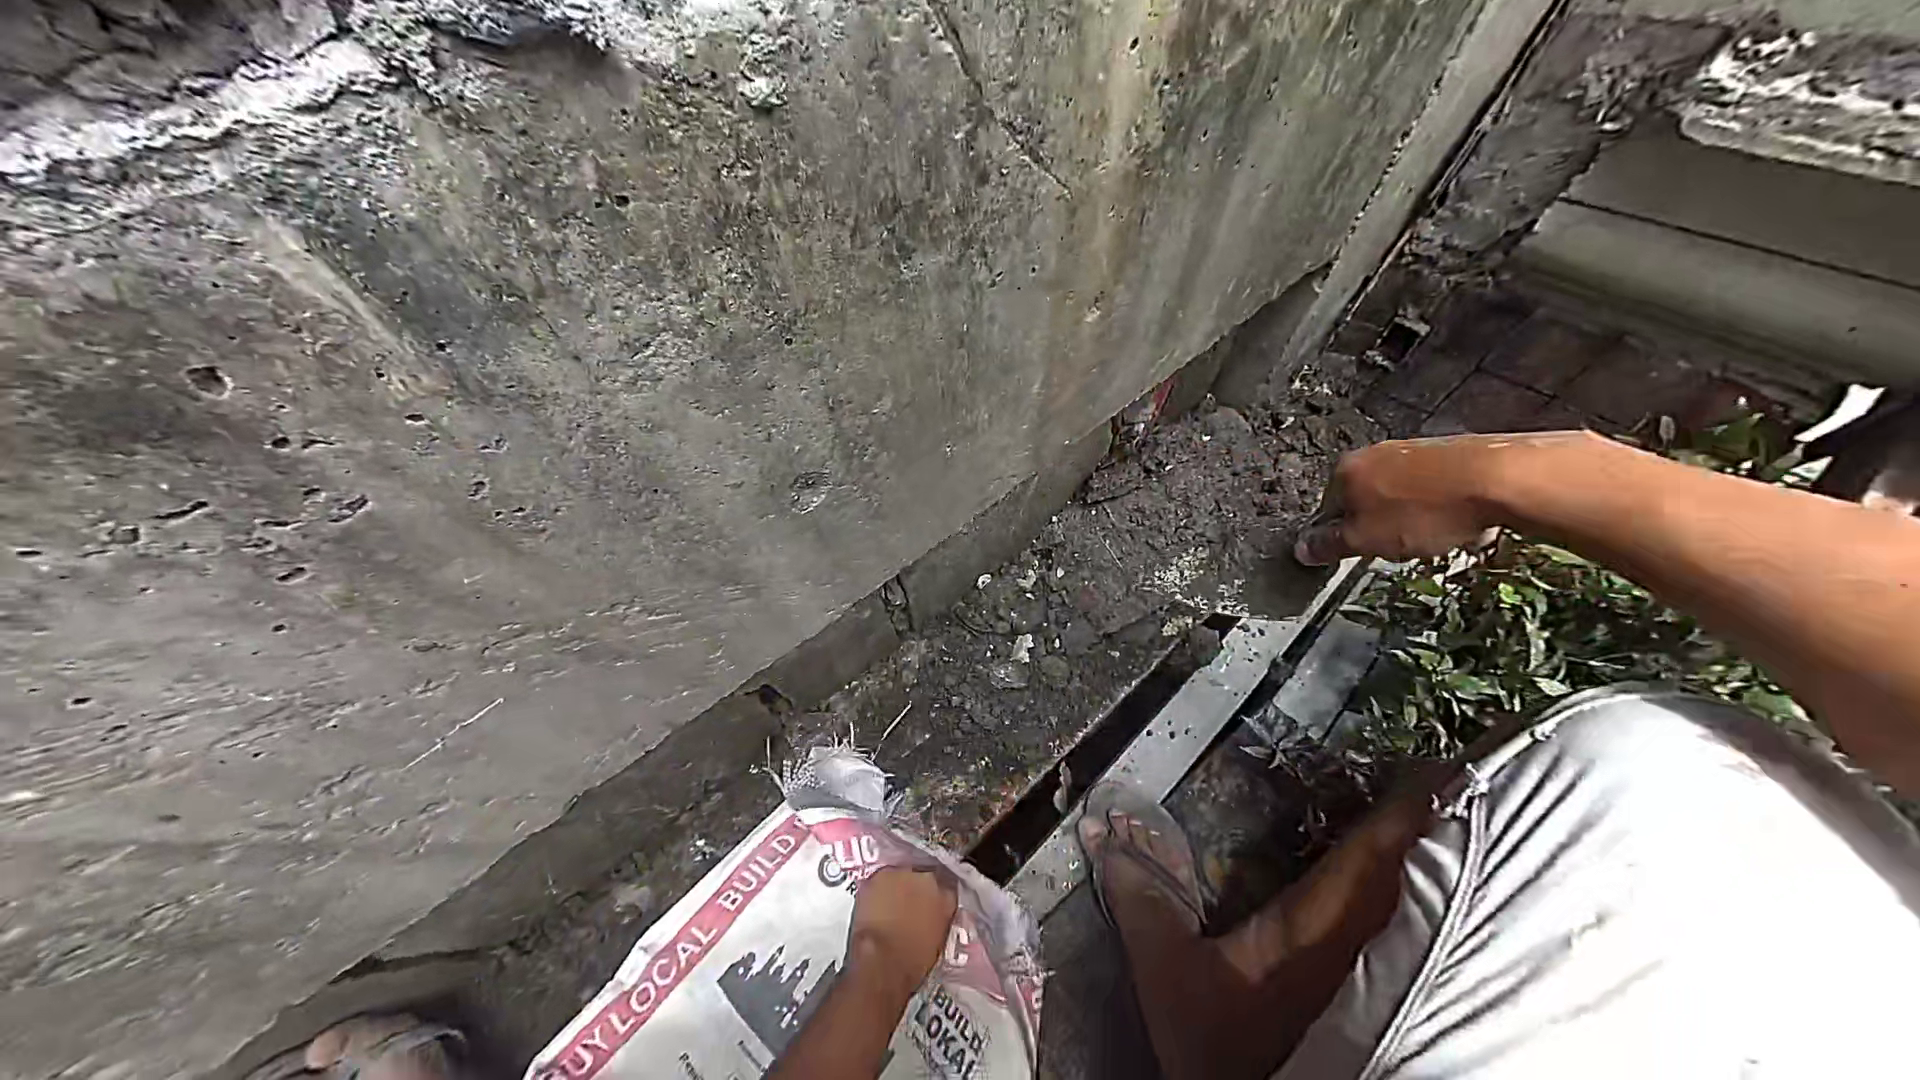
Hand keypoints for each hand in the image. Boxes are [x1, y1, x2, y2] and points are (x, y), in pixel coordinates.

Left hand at [847, 867, 957, 994]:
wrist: (883, 962)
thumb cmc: (913, 962)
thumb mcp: (937, 941)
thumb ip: (938, 919)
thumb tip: (932, 913)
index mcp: (947, 897)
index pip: (945, 889)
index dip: (935, 898)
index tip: (928, 907)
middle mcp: (929, 879)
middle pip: (923, 877)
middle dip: (916, 889)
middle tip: (908, 906)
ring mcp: (903, 873)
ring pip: (901, 875)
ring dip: (897, 886)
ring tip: (889, 904)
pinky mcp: (879, 875)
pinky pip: (881, 879)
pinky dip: (878, 890)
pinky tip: (874, 904)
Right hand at [1293, 432, 1590, 564]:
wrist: (1503, 478)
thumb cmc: (1423, 513)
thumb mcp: (1367, 540)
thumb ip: (1330, 544)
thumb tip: (1301, 548)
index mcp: (1345, 471)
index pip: (1326, 508)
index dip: (1340, 534)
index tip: (1358, 553)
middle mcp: (1373, 452)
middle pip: (1363, 495)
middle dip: (1376, 520)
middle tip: (1396, 546)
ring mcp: (1414, 446)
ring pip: (1400, 489)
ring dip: (1409, 512)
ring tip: (1433, 534)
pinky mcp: (1453, 448)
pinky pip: (1434, 482)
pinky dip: (1440, 501)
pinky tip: (1459, 516)